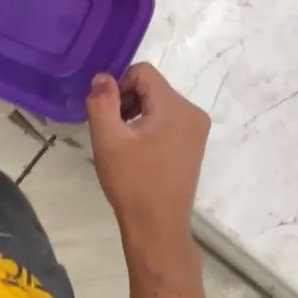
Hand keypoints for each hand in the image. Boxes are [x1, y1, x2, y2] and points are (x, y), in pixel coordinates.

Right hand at [86, 63, 210, 255]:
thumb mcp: (108, 138)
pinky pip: (166, 120)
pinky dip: (147, 126)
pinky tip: (136, 152)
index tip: (107, 114)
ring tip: (122, 143)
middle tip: (110, 131)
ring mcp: (196, 129)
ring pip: (157, 103)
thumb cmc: (131, 180)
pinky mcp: (192, 144)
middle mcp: (192, 112)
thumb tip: (102, 78)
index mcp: (176, 107)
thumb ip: (101, 101)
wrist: (157, 225)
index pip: (142, 72)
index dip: (118, 86)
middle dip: (125, 101)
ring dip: (134, 114)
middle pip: (151, 87)